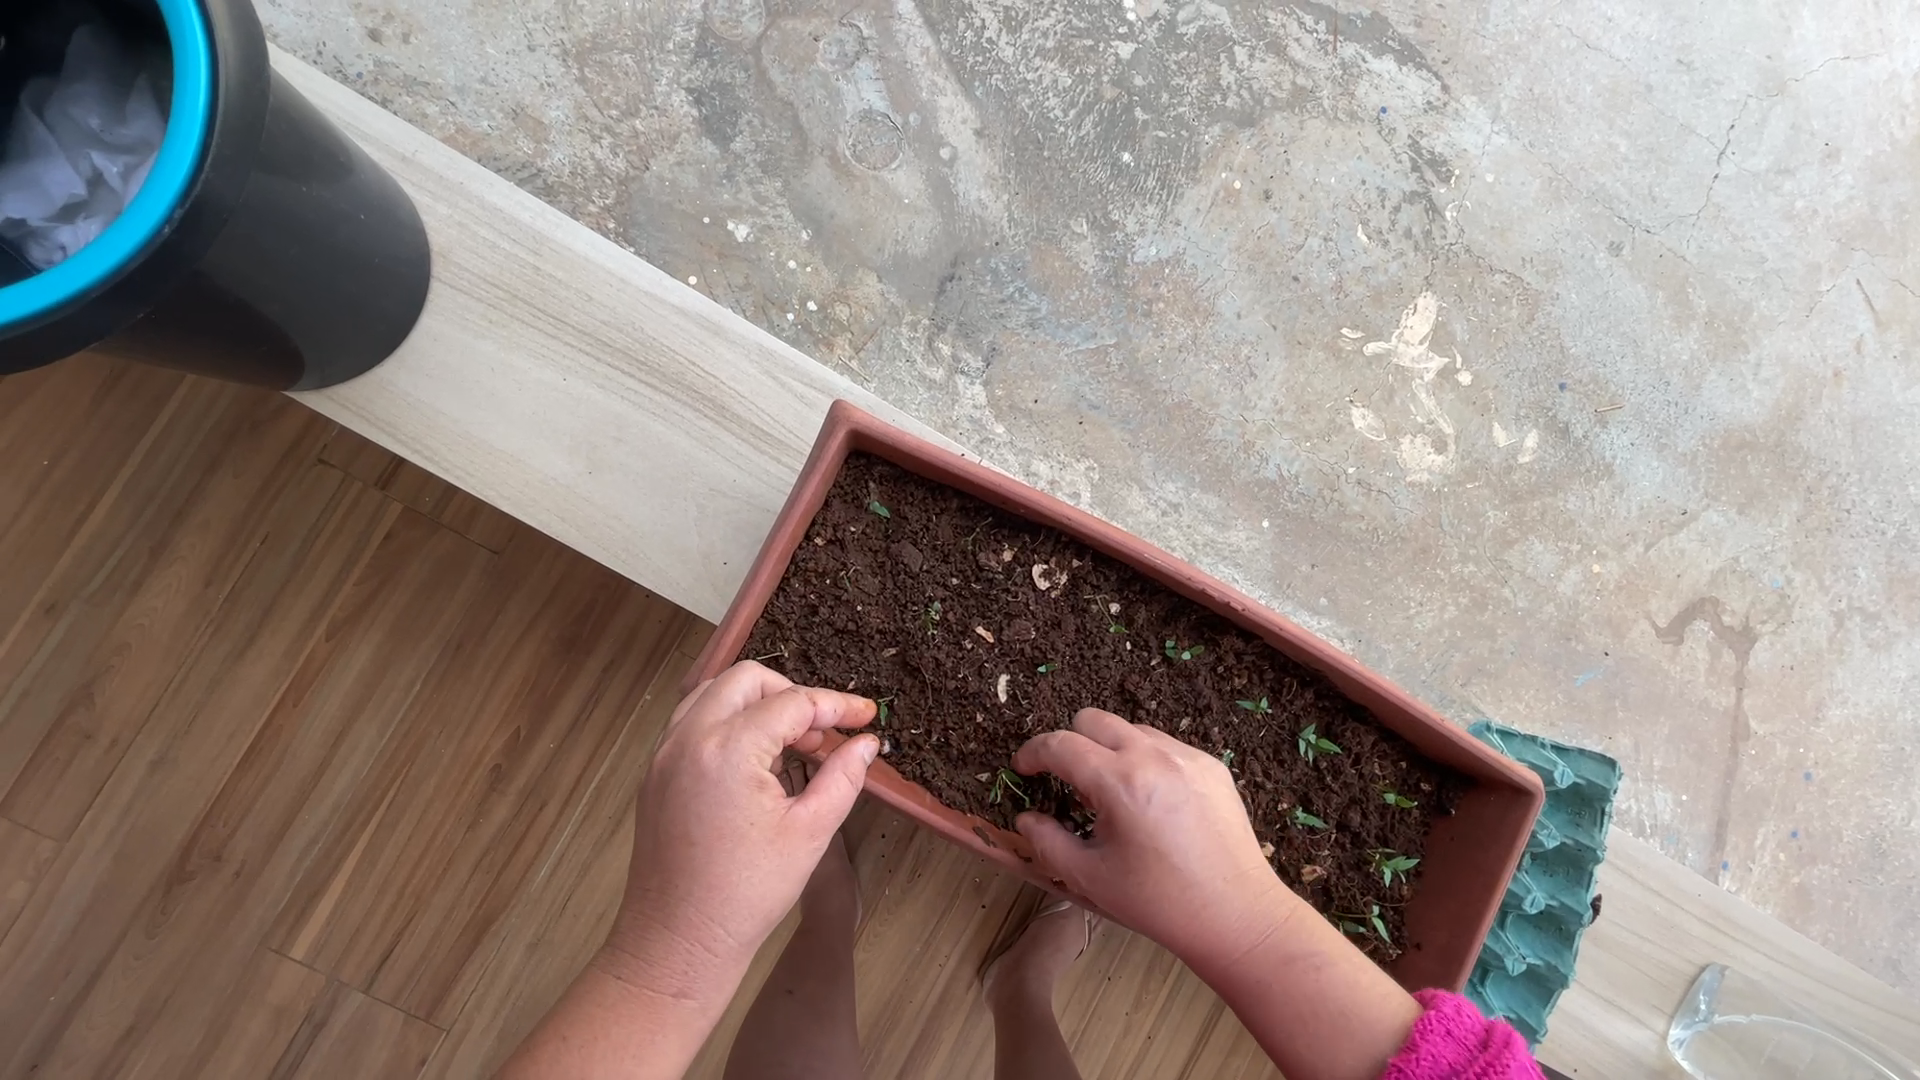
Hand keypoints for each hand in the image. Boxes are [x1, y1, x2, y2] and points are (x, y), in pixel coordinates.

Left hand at [605, 661, 879, 1002]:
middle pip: (748, 679)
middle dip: (792, 694)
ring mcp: (664, 753)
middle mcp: (689, 738)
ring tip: (790, 744)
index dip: (836, 706)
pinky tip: (755, 761)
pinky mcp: (655, 772)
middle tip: (822, 732)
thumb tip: (867, 743)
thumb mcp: (810, 833)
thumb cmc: (747, 895)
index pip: (793, 703)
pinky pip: (694, 720)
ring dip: (758, 703)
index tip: (866, 717)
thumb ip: (844, 777)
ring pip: (715, 692)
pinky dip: (729, 721)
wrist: (675, 946)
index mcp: (728, 749)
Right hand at [1011, 708, 1301, 972]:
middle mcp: (1152, 755)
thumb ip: (1047, 842)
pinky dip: (1144, 760)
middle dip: (1070, 742)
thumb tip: (1026, 818)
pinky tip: (1151, 802)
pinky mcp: (1211, 765)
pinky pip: (1163, 744)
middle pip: (1092, 719)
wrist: (1239, 918)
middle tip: (1069, 781)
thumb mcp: (1090, 878)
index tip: (1022, 769)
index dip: (1033, 753)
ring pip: (1129, 729)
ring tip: (1114, 795)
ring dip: (1109, 749)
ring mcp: (1186, 755)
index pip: (1060, 744)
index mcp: (1119, 782)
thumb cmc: (1159, 903)